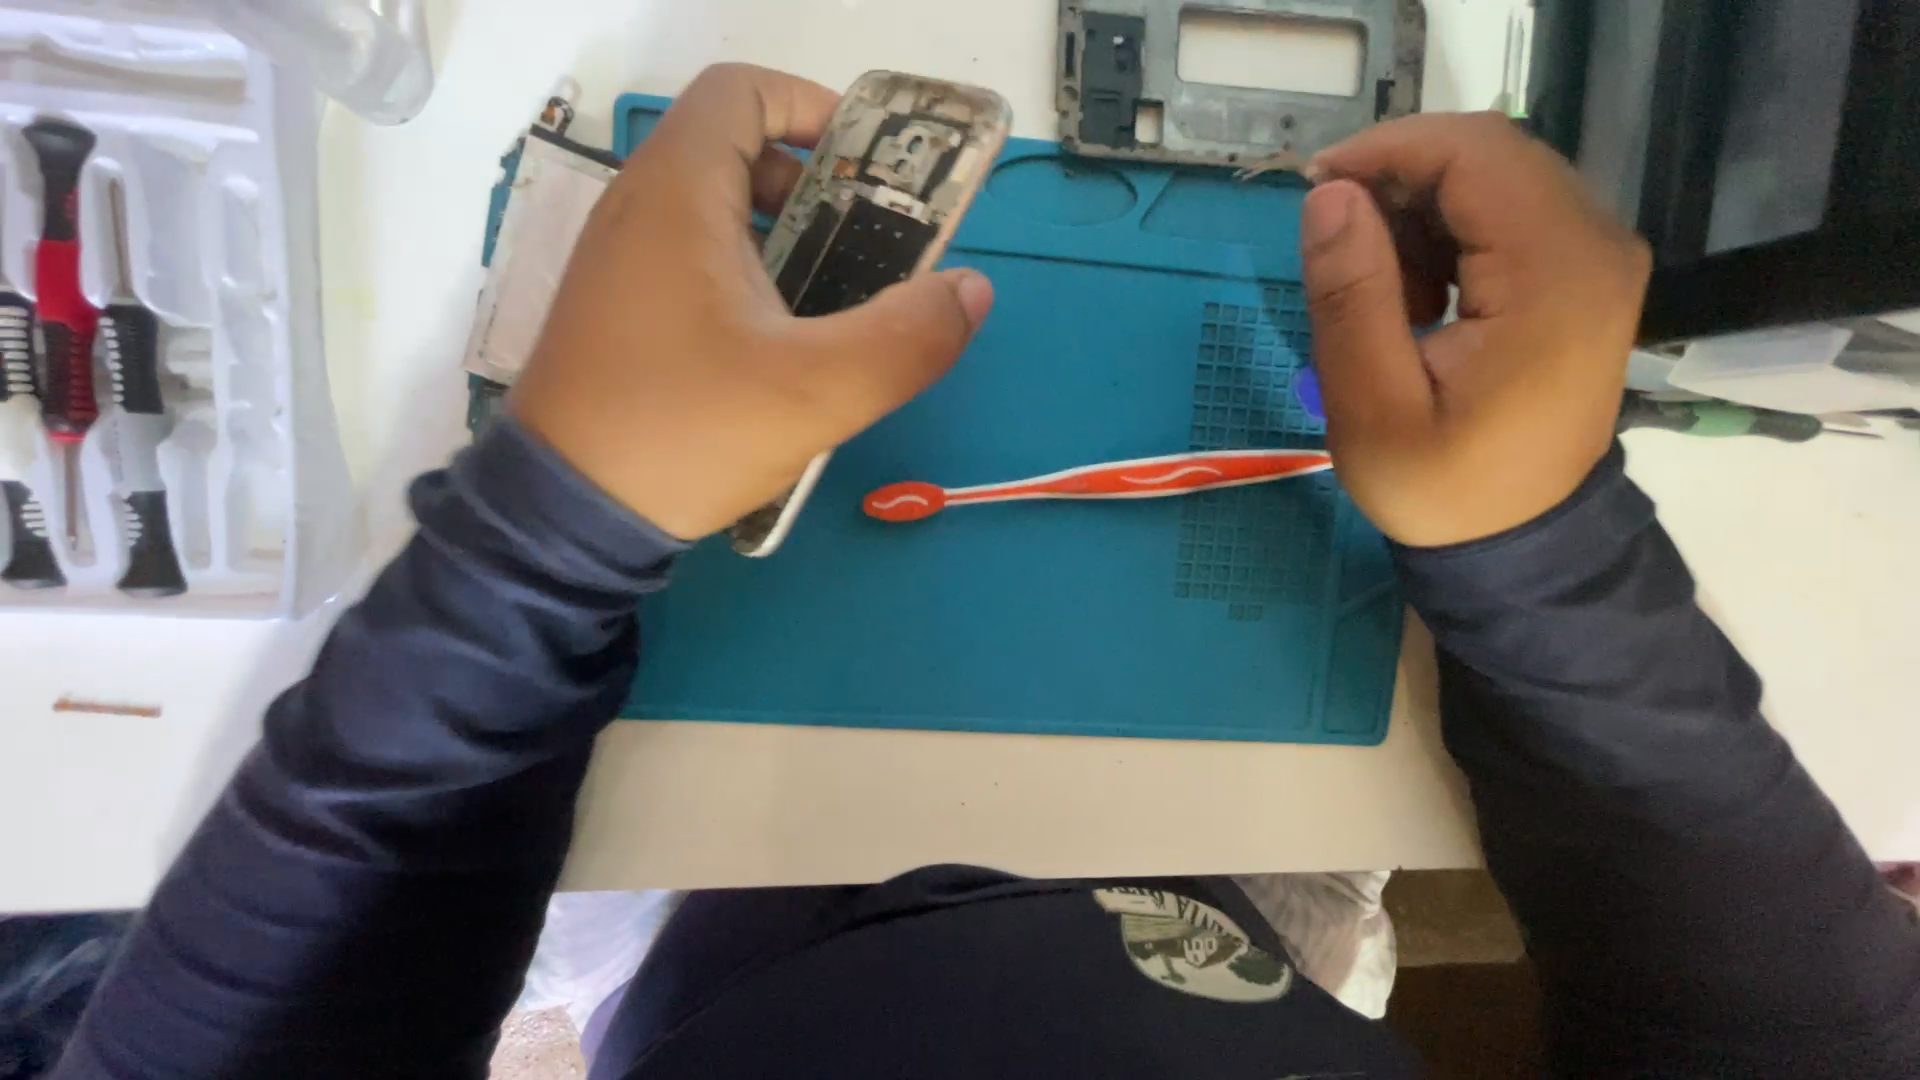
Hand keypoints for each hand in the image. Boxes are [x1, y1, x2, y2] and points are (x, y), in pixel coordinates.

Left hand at [511, 64, 993, 539]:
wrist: (570, 516)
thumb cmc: (688, 432)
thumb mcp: (816, 391)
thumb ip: (906, 339)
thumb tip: (970, 292)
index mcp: (677, 196)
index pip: (743, 93)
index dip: (813, 109)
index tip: (870, 168)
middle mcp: (639, 214)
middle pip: (737, 156)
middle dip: (817, 191)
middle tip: (867, 250)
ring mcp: (623, 268)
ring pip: (718, 218)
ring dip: (787, 243)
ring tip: (836, 305)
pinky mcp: (622, 317)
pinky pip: (695, 268)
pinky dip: (750, 281)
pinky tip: (782, 348)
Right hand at [1298, 113, 1650, 547]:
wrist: (1512, 540)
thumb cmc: (1438, 486)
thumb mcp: (1371, 406)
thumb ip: (1350, 298)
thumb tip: (1327, 197)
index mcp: (1553, 276)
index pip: (1475, 155)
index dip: (1387, 152)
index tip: (1311, 188)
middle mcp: (1594, 247)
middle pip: (1490, 159)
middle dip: (1395, 182)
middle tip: (1328, 242)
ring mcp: (1593, 261)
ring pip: (1495, 184)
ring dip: (1415, 217)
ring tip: (1369, 291)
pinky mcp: (1578, 278)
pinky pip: (1506, 220)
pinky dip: (1443, 240)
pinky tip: (1411, 301)